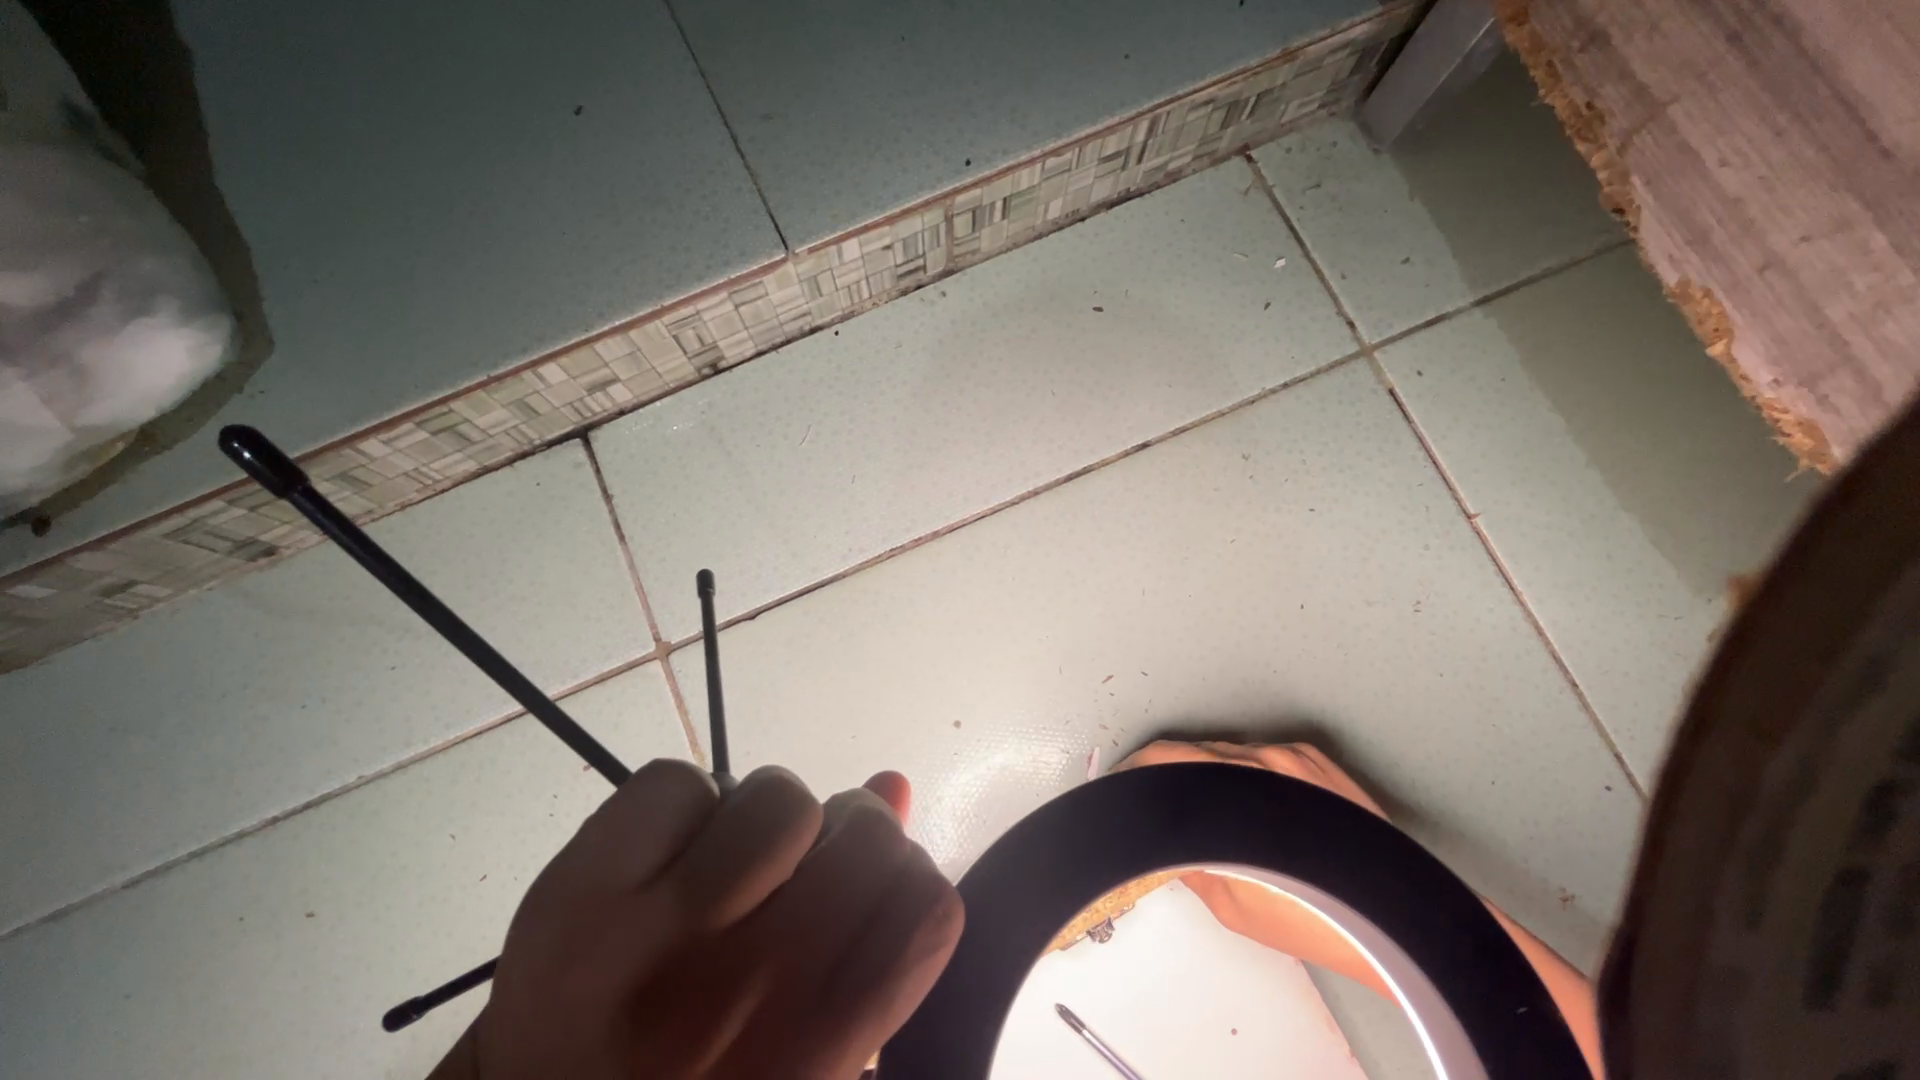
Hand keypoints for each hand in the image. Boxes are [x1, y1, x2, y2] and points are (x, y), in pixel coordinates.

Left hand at [430, 761, 962, 1079]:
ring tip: (730, 865)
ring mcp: (651, 940)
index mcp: (810, 1056)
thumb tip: (893, 785)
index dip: (906, 875)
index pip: (925, 909)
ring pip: (776, 797)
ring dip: (767, 815)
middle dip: (849, 832)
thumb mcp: (808, 1052)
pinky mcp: (573, 891)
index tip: (866, 890)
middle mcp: (741, 999)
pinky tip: (664, 858)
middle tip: (803, 866)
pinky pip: (675, 782)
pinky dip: (684, 802)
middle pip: (864, 840)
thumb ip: (869, 934)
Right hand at [1115, 741, 1603, 1077]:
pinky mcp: (1311, 757)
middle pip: (1188, 750)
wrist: (1399, 916)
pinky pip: (1253, 753)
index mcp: (1242, 791)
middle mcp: (1265, 761)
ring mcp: (1292, 756)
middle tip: (1138, 796)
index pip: (1165, 763)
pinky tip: (1228, 798)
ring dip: (1193, 769)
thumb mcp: (1234, 902)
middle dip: (1156, 771)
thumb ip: (1186, 860)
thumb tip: (1155, 840)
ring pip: (1219, 749)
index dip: (1130, 775)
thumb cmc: (1320, 917)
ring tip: (1182, 802)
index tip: (1114, 789)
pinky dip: (1230, 770)